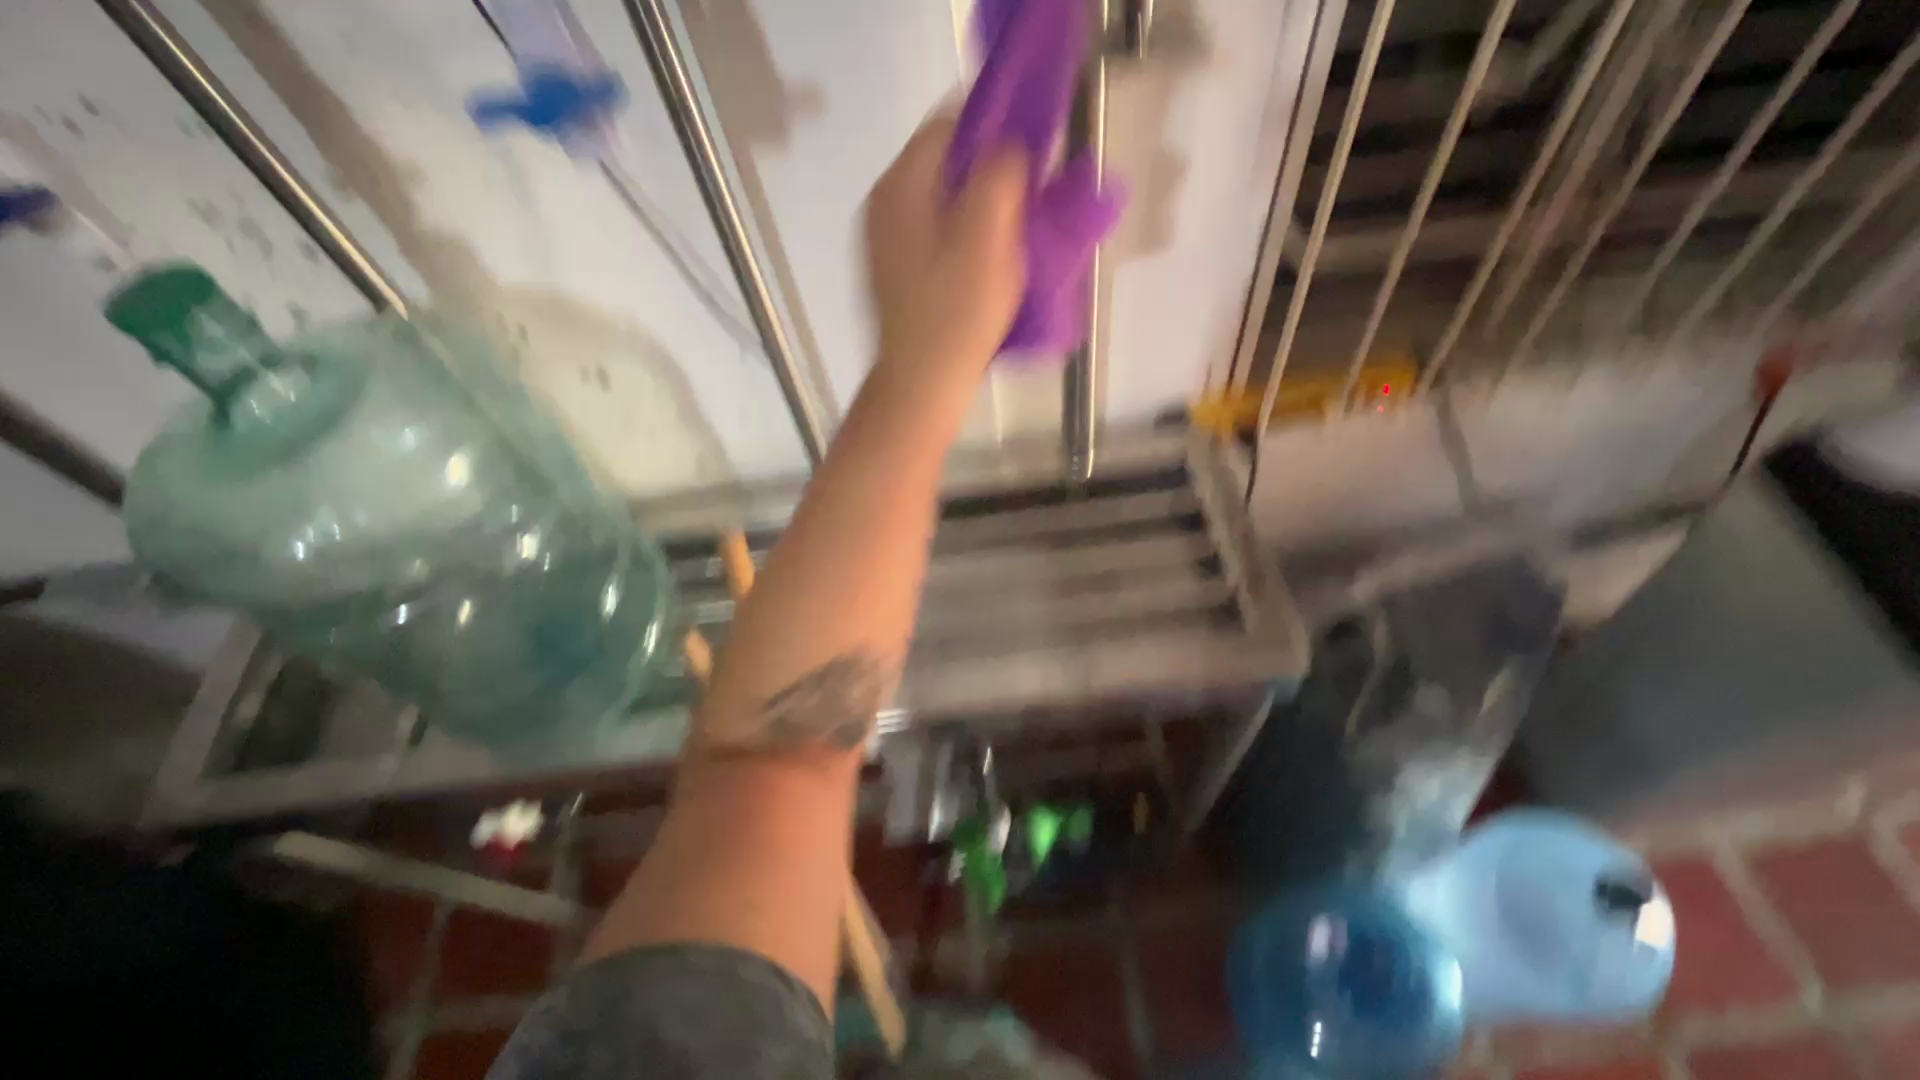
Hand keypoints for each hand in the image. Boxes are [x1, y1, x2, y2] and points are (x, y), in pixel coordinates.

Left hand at [863, 114, 1026, 375]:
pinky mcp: (896, 269)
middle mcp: (884, 203)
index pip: (948, 125)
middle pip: (946, 163)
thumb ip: (999, 175)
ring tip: (1014, 236)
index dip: (994, 132)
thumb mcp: (988, 237)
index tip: (1032, 160)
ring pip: (943, 199)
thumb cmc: (957, 312)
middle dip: (991, 175)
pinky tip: (988, 263)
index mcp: (899, 186)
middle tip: (1029, 202)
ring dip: (982, 208)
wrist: (921, 382)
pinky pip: (936, 232)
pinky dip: (965, 235)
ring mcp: (885, 239)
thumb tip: (1009, 145)